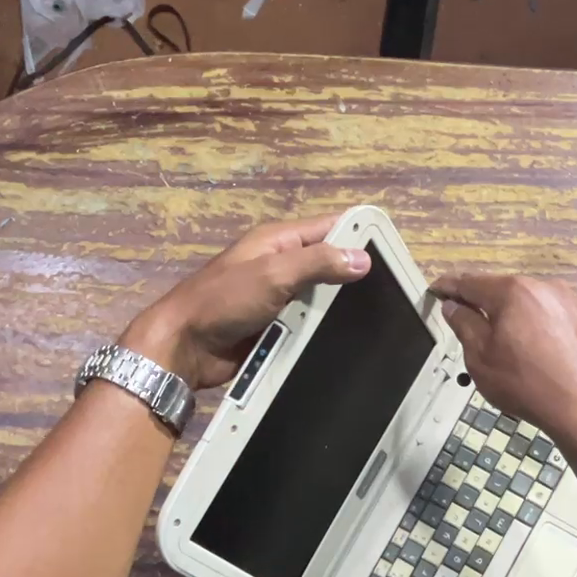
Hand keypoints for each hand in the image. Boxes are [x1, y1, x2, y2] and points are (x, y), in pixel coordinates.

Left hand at [121, 214, 369, 388]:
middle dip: (354, 279)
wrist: (184, 347)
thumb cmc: (222, 301)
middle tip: (390, 296)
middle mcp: (281, 267)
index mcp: (279, 242)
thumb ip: (317, 264)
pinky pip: (307, 328)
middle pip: (329, 267)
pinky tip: (343, 344)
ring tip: (374, 324)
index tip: (391, 251)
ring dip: (338, 312)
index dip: (359, 236)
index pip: (329, 229)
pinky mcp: (275, 330)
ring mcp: (278, 300)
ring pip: (321, 302)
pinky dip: (321, 333)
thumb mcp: (272, 274)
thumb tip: (362, 258)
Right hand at [432, 274, 576, 449]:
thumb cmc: (526, 384)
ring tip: (519, 353)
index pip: (470, 282)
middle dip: (489, 308)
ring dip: (522, 320)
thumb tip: (454, 307)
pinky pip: (563, 322)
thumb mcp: (479, 358)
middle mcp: (547, 288)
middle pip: (507, 292)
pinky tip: (549, 358)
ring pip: (537, 306)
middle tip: (477, 332)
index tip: (438, 289)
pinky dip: (551, 333)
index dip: (449, 286)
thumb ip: (464, 325)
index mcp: (513, 293)